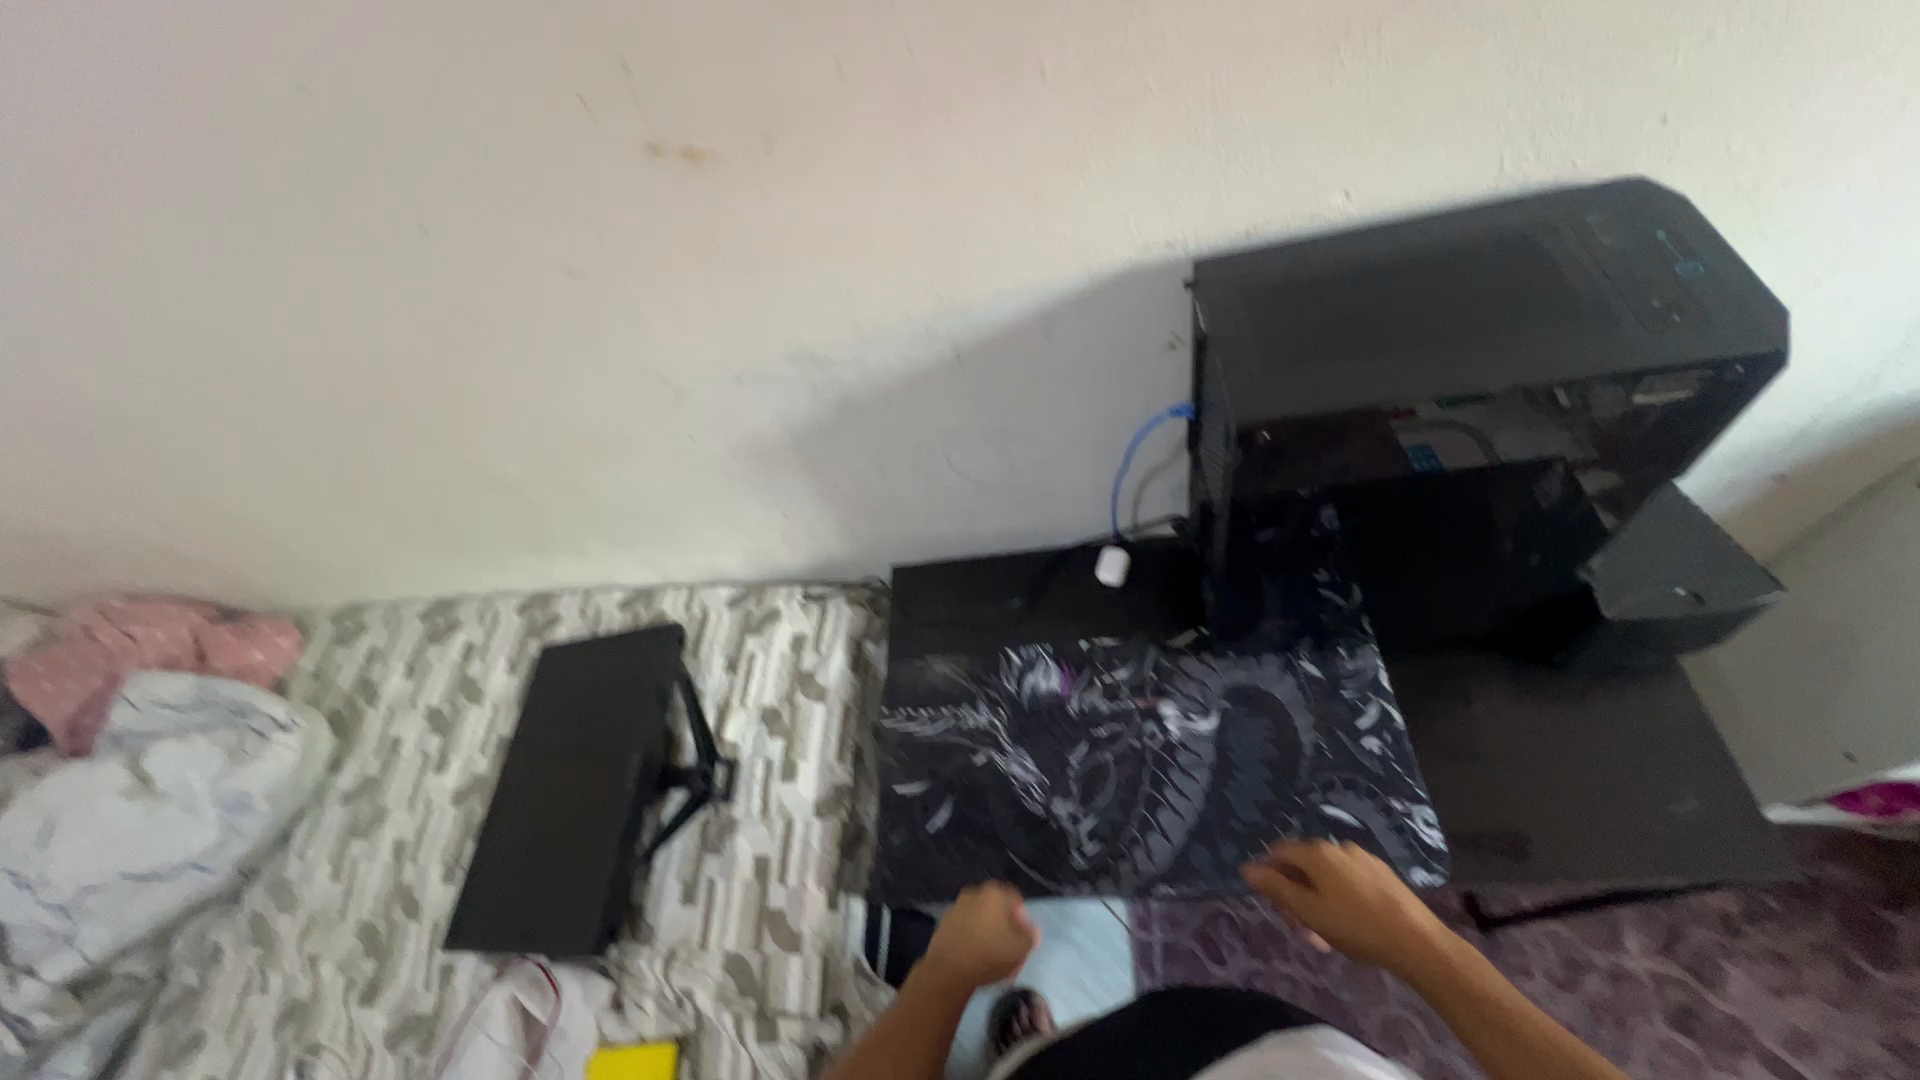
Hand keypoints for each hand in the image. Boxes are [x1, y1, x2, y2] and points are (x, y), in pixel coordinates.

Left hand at [919, 881, 1040, 990]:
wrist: (949, 969)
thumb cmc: (990, 954)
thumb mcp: (1020, 949)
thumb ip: (1030, 936)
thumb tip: (1033, 930)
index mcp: (995, 893)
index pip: (1015, 899)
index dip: (1022, 918)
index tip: (1022, 937)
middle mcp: (975, 893)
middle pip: (996, 907)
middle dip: (1005, 925)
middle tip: (1009, 947)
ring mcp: (957, 906)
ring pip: (980, 917)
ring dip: (987, 931)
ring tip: (992, 955)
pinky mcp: (944, 922)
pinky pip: (965, 926)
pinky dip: (971, 935)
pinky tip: (975, 955)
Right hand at [1241, 840, 1454, 974]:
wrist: (1418, 942)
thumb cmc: (1355, 926)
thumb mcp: (1308, 911)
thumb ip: (1275, 888)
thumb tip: (1247, 869)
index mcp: (1317, 853)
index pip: (1279, 852)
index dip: (1268, 874)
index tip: (1273, 904)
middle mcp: (1338, 847)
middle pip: (1303, 865)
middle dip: (1294, 893)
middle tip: (1298, 928)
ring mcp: (1364, 859)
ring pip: (1327, 875)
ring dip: (1316, 899)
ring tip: (1324, 934)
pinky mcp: (1383, 874)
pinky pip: (1349, 880)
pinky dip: (1338, 897)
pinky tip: (1349, 924)